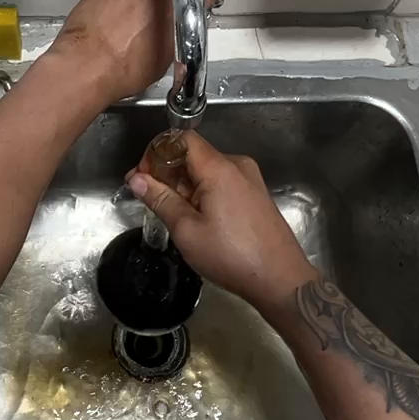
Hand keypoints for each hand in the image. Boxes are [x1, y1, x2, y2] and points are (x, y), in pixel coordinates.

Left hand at [46, 0, 229, 101]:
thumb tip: (207, 2)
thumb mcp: (168, 53)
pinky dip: (115, 6)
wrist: (82, 68)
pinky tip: (111, 30)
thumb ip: (190, 22)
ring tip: (127, 34)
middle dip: (160, 4)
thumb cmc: (123, 67)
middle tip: (153, 31)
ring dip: (136, 4)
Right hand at [126, 131, 316, 310]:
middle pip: (193, 154)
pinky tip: (197, 218)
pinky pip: (222, 182)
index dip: (157, 152)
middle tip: (149, 197)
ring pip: (207, 170)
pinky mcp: (255, 195)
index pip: (181, 139)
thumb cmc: (231, 256)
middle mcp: (237, 166)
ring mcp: (250, 180)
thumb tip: (136, 180)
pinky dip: (203, 192)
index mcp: (219, 168)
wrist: (281, 280)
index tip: (142, 176)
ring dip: (184, 184)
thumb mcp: (187, 230)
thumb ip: (160, 200)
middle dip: (167, 172)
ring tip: (172, 213)